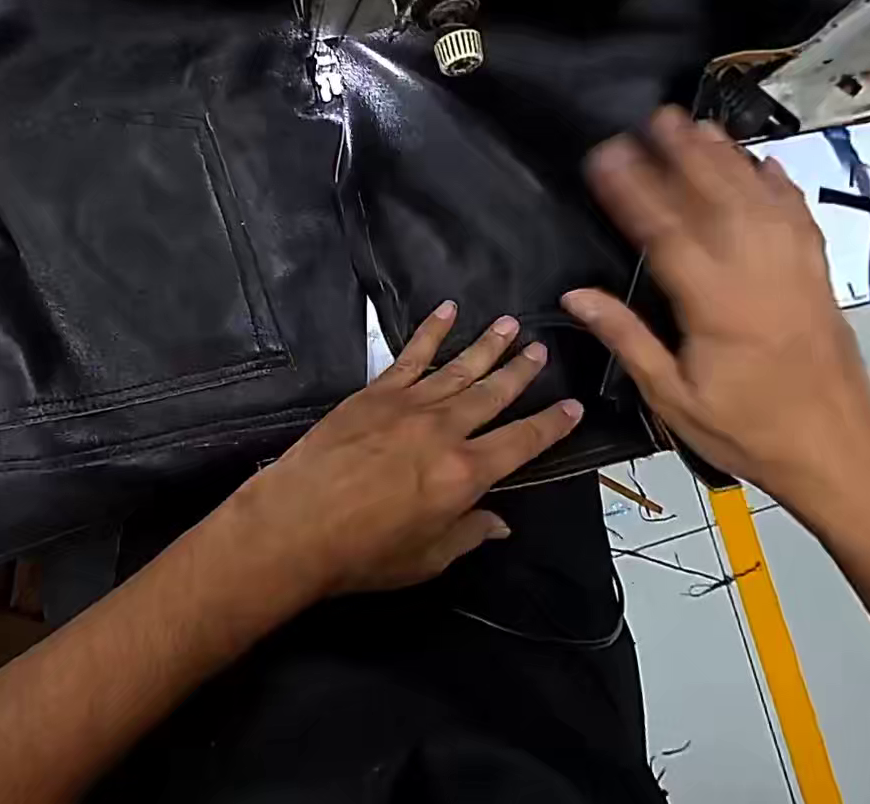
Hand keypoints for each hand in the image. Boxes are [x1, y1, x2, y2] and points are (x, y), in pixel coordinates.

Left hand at [221, 301, 582, 597]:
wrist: (296, 522)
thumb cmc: (363, 552)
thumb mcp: (427, 558)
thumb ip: (469, 534)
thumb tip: (501, 522)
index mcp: (466, 474)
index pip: (523, 442)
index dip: (552, 424)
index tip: (573, 406)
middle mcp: (446, 430)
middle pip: (494, 393)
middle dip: (521, 371)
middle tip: (541, 350)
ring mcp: (411, 404)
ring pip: (460, 367)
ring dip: (488, 345)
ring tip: (510, 325)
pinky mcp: (378, 391)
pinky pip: (412, 354)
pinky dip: (431, 330)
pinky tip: (448, 310)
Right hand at [562, 106, 869, 511]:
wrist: (837, 453)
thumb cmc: (746, 430)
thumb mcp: (672, 396)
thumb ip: (626, 338)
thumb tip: (576, 295)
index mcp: (716, 306)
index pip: (666, 233)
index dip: (633, 190)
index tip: (607, 156)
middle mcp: (758, 276)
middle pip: (718, 201)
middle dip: (683, 155)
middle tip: (657, 118)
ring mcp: (795, 272)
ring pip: (759, 200)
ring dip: (727, 158)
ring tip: (699, 126)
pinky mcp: (818, 277)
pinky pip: (799, 219)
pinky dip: (781, 185)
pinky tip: (764, 162)